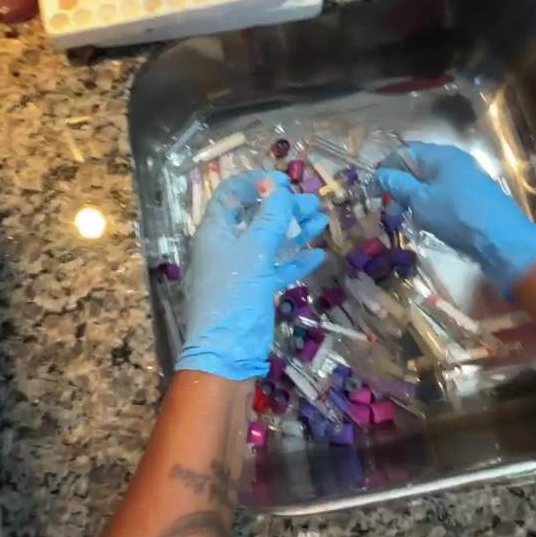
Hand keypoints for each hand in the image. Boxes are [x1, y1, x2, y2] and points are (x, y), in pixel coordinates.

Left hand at [178, 170, 328, 380]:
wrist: (226, 354)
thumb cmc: (234, 296)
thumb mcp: (254, 251)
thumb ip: (270, 219)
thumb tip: (281, 190)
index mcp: (214, 231)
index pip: (231, 194)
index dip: (255, 183)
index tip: (283, 182)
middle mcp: (224, 247)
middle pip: (254, 217)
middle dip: (283, 207)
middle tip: (312, 202)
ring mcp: (239, 270)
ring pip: (268, 242)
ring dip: (293, 231)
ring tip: (320, 221)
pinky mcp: (252, 292)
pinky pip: (275, 268)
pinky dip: (293, 260)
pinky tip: (316, 255)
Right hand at [375, 142, 535, 290]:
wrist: (504, 242)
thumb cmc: (457, 216)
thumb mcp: (420, 200)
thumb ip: (396, 184)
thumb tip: (378, 174)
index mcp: (440, 155)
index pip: (403, 152)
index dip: (384, 170)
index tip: (373, 193)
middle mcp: (454, 161)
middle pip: (416, 169)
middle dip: (399, 189)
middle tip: (392, 213)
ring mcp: (467, 179)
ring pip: (430, 185)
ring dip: (413, 201)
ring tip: (408, 221)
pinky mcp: (474, 198)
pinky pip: (444, 196)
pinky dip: (430, 207)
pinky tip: (428, 224)